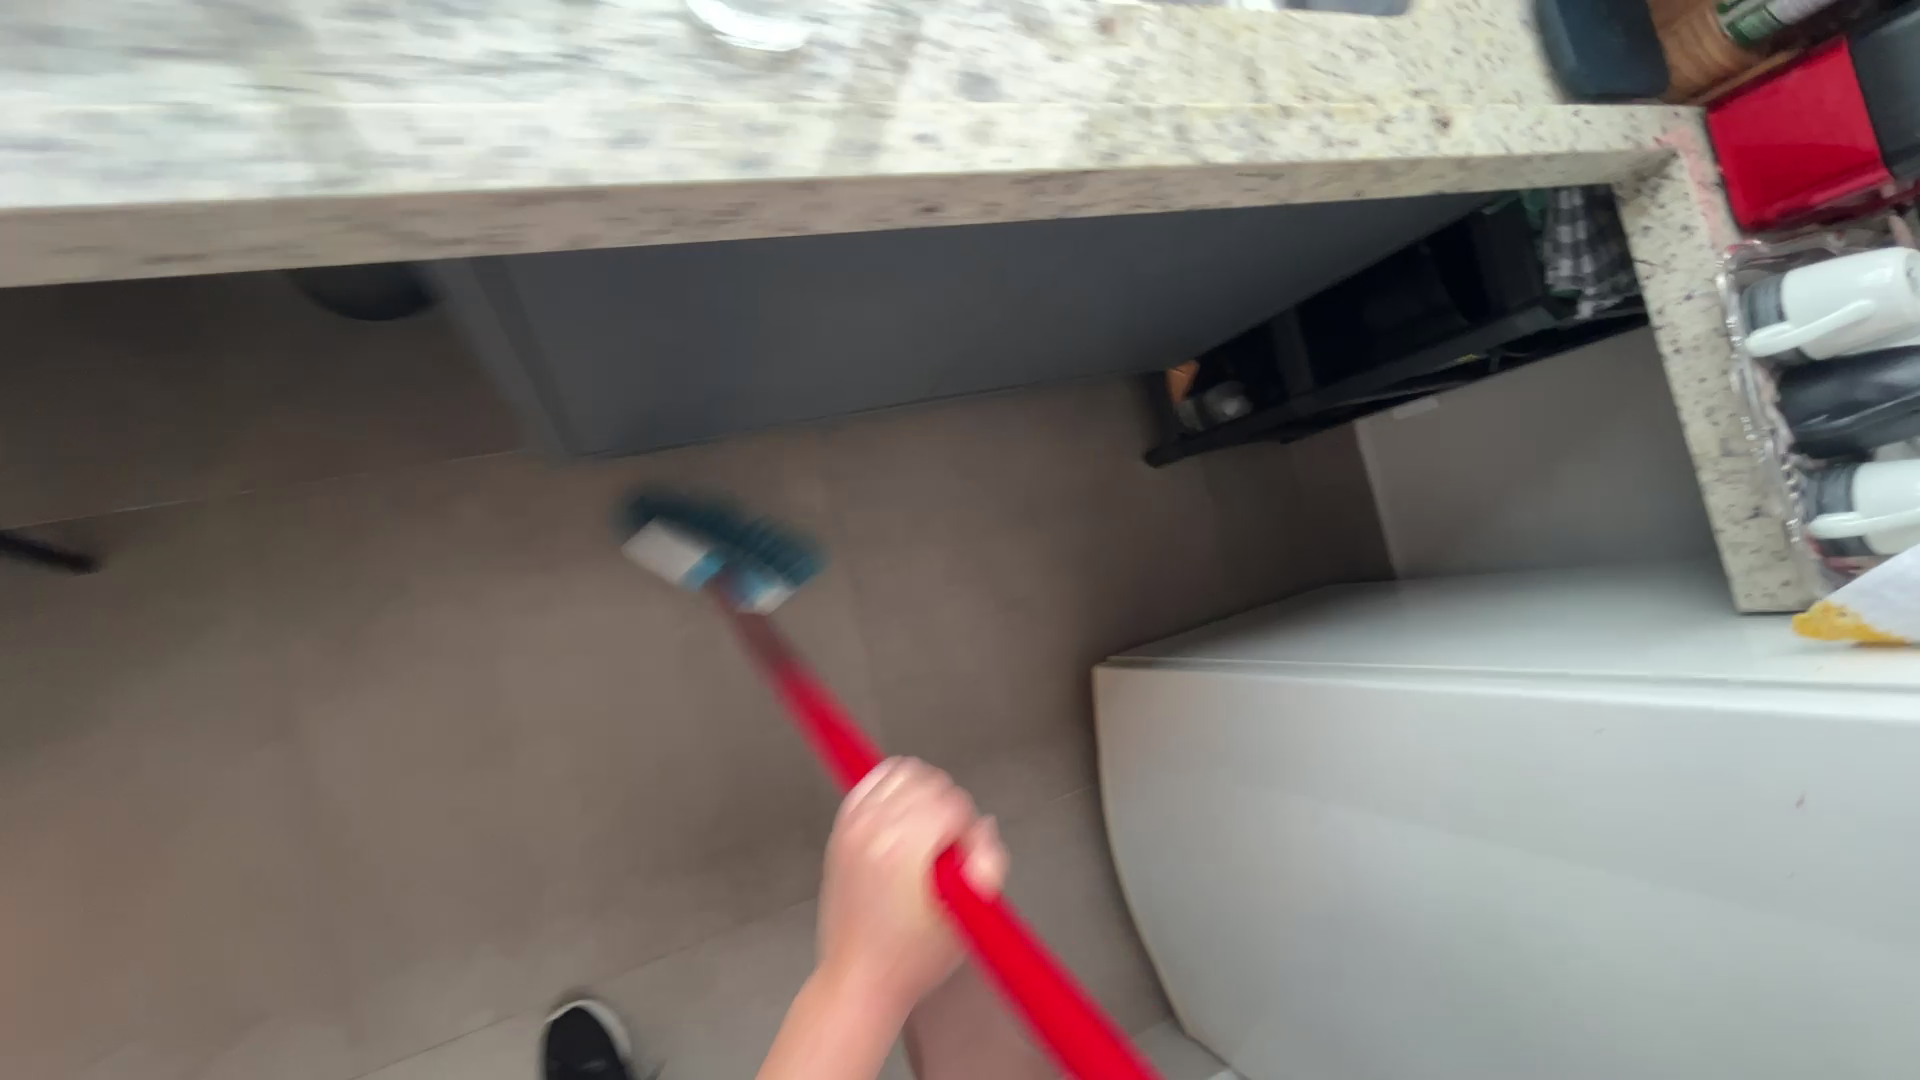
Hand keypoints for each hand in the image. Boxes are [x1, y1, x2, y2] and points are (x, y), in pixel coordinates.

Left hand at [816, 758, 1008, 1018]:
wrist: (859, 980)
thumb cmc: (911, 958)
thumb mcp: (969, 917)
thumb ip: (988, 864)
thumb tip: (984, 828)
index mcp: (905, 846)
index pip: (954, 803)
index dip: (968, 830)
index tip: (964, 858)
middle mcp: (875, 827)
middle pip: (929, 781)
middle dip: (948, 808)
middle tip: (948, 847)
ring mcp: (854, 825)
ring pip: (901, 771)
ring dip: (922, 792)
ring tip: (927, 829)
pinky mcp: (842, 829)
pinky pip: (872, 781)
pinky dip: (892, 788)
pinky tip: (901, 816)